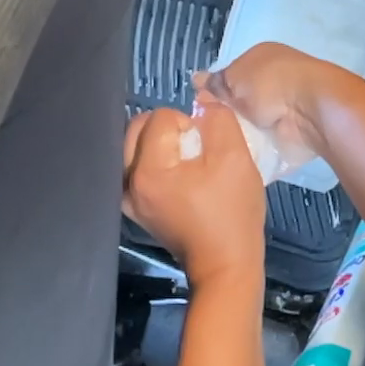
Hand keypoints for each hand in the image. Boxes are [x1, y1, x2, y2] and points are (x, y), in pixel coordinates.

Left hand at [122, 102, 266, 289]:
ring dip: (160, 144)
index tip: (208, 146)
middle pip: (138, 128)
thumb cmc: (231, 212)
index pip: (161, 117)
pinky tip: (179, 176)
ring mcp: (129, 200)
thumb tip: (203, 101)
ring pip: (135, 148)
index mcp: (148, 169)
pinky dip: (156, 163)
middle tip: (196, 148)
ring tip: (187, 161)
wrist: (226, 264)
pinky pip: (137, 169)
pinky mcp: (137, 210)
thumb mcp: (235, 157)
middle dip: (169, 128)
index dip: (190, 122)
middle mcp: (129, 183)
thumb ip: (218, 119)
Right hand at [192, 42, 337, 171]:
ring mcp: (283, 111)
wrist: (308, 110)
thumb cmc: (269, 83)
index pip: (232, 76)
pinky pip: (263, 147)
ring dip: (237, 136)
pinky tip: (232, 162)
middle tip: (200, 135)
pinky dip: (252, 153)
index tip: (198, 110)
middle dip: (224, 118)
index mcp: (262, 60)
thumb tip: (196, 79)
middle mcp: (273, 83)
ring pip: (250, 127)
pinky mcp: (290, 138)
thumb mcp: (234, 76)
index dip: (215, 92)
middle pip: (240, 104)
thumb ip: (216, 82)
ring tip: (213, 151)